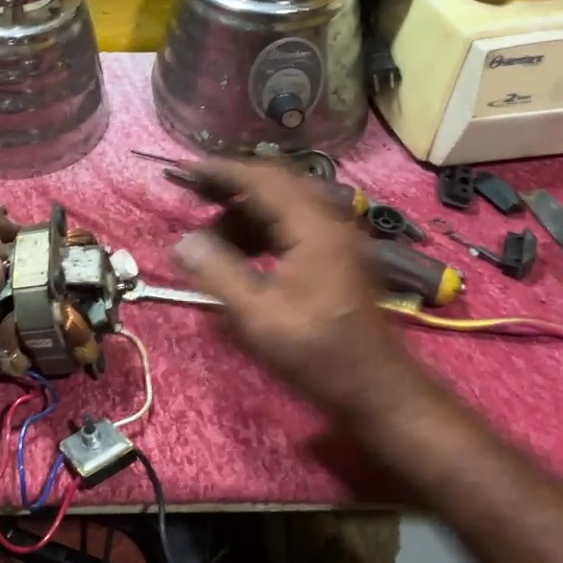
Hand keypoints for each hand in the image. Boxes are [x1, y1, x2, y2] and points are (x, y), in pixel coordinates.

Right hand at [171, 160, 412, 416]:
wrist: (381, 390)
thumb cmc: (320, 355)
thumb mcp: (259, 318)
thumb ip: (218, 274)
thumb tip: (183, 242)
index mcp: (313, 228)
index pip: (260, 180)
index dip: (218, 172)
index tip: (182, 171)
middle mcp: (328, 220)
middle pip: (274, 182)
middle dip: (230, 184)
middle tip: (191, 192)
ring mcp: (336, 235)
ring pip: (284, 201)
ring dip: (245, 208)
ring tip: (210, 231)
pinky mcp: (336, 252)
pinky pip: (293, 220)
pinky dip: (262, 224)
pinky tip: (240, 248)